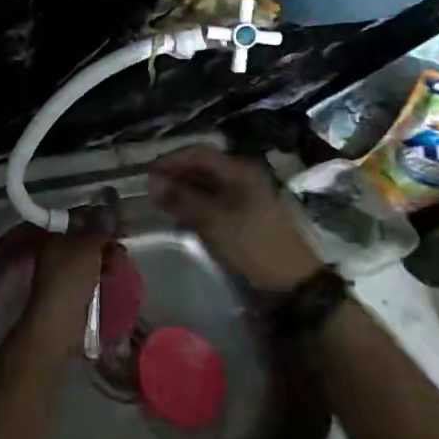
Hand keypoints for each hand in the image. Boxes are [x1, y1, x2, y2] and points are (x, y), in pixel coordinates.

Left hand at [13, 215, 110, 360]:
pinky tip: (115, 275)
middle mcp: (57, 252)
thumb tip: (110, 206)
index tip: (121, 219)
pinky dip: (104, 272)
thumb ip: (99, 227)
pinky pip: (92, 274)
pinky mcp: (73, 291)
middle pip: (86, 238)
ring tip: (122, 261)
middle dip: (106, 238)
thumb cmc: (70, 279)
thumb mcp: (86, 248)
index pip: (79, 218)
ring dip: (108, 256)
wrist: (58, 323)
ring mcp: (64, 272)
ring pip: (91, 257)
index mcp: (54, 237)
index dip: (99, 216)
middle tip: (124, 241)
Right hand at [148, 146, 321, 291]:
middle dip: (175, 176)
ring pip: (206, 186)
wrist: (293, 285)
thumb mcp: (213, 221)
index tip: (146, 173)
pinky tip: (180, 217)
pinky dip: (194, 206)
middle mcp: (243, 178)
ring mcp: (246, 198)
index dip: (169, 160)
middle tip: (150, 191)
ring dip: (183, 192)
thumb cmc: (253, 245)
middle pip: (202, 168)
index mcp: (240, 171)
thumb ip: (181, 198)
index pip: (198, 153)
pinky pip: (213, 203)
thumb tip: (152, 182)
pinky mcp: (245, 217)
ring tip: (160, 204)